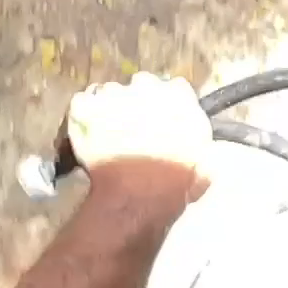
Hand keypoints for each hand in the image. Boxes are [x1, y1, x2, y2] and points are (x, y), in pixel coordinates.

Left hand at [67, 72, 211, 213]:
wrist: (134, 200)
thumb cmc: (172, 190)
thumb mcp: (201, 173)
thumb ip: (202, 155)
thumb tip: (205, 158)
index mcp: (180, 99)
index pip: (176, 90)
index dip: (169, 107)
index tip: (165, 122)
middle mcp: (147, 87)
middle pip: (141, 86)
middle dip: (138, 104)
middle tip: (136, 131)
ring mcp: (113, 94)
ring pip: (110, 93)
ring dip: (110, 110)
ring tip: (110, 137)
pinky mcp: (85, 107)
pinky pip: (83, 105)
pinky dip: (85, 118)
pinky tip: (89, 137)